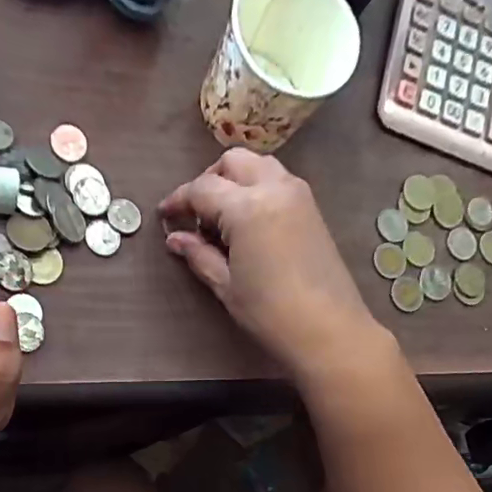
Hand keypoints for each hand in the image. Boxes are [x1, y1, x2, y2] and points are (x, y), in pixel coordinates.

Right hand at [159, 149, 377, 377]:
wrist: (327, 329)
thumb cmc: (269, 312)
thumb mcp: (226, 285)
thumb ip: (199, 255)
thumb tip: (175, 238)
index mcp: (248, 207)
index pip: (203, 189)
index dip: (179, 200)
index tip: (164, 215)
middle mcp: (274, 188)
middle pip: (233, 162)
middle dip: (207, 181)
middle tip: (194, 215)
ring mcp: (297, 194)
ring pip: (258, 166)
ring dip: (233, 181)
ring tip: (220, 220)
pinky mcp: (311, 208)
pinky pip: (276, 181)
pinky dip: (255, 189)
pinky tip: (245, 225)